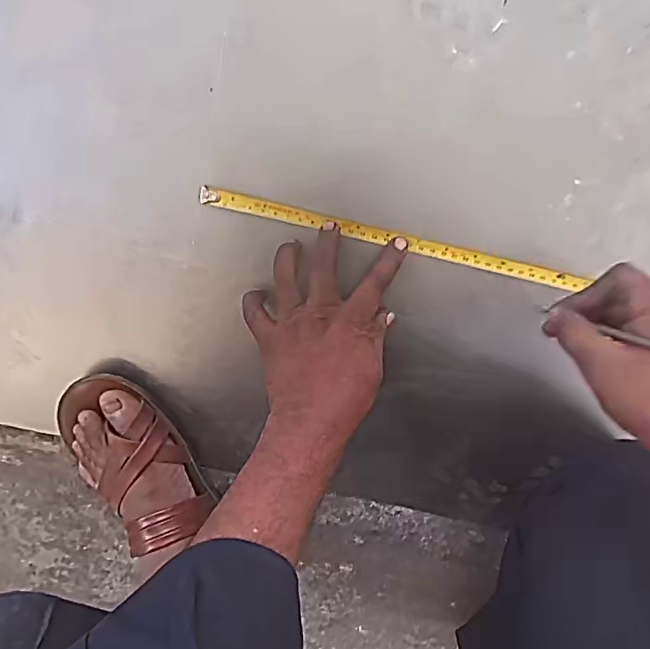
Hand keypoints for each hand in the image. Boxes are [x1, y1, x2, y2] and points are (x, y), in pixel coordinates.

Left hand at [242, 224, 409, 448]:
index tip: (396, 244)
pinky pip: (255, 312)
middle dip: (329, 243)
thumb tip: (382, 316)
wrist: (310, 420)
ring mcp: (291, 323)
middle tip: (330, 227)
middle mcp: (319, 314)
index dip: (388, 261)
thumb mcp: (373, 367)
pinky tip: (255, 293)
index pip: (375, 283)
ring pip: (285, 278)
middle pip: (323, 267)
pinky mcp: (270, 338)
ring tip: (290, 245)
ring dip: (288, 257)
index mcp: (349, 320)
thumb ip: (376, 336)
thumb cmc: (344, 400)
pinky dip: (253, 300)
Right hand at [543, 262, 649, 444]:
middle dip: (588, 313)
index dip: (584, 297)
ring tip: (586, 352)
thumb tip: (557, 317)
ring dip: (599, 328)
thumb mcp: (599, 363)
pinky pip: (633, 330)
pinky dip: (612, 340)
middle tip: (568, 335)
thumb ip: (572, 333)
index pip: (616, 279)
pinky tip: (604, 363)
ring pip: (625, 313)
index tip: (565, 320)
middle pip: (620, 293)